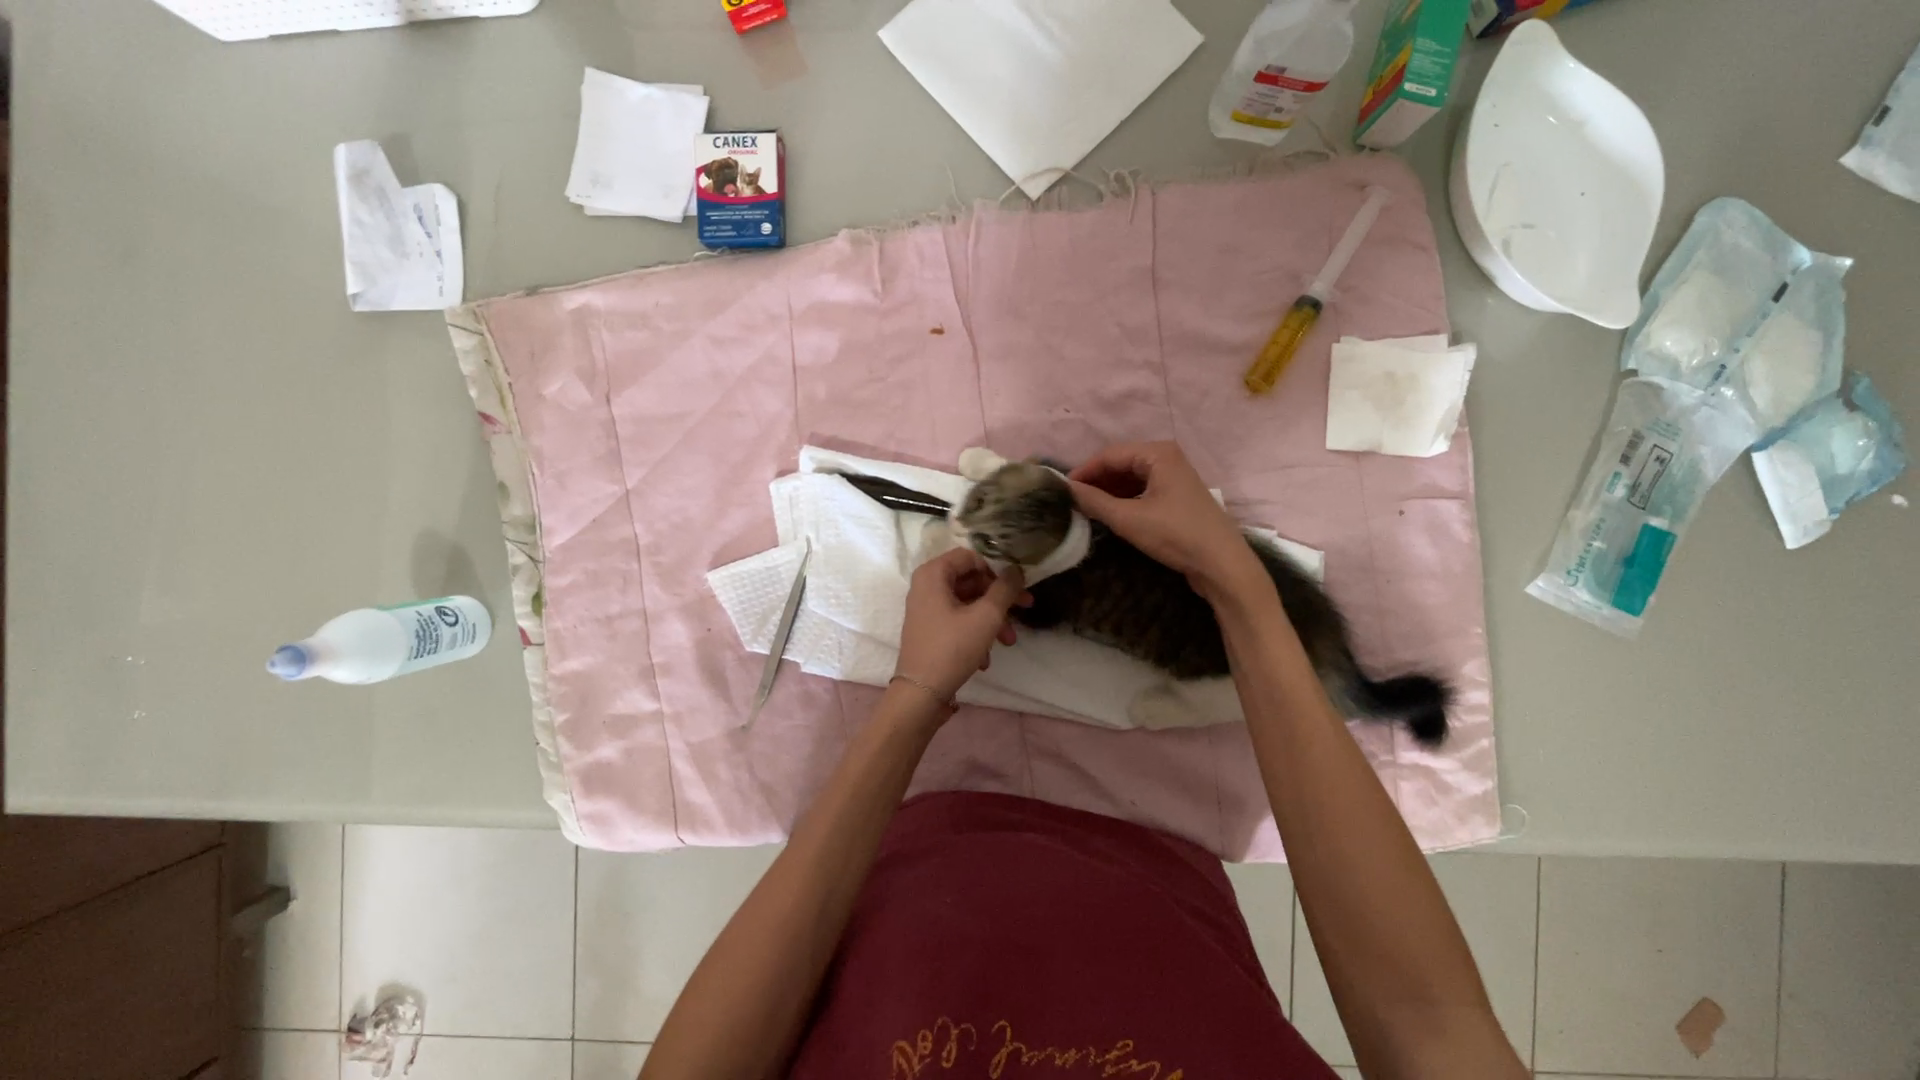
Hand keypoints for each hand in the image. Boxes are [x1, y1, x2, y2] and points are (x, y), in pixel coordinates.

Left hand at [895, 548, 1028, 704]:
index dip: (996, 569)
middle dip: (999, 599)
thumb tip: (1016, 570)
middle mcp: (926, 586)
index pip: (971, 556)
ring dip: (991, 620)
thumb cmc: (952, 648)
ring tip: (1008, 642)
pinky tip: (985, 659)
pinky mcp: (929, 630)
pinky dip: (975, 634)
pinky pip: (957, 621)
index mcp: (933, 574)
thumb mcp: (986, 616)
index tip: (1017, 586)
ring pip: (968, 604)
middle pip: (971, 581)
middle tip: (1025, 609)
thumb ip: (1005, 589)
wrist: (921, 693)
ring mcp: (926, 609)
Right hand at [1068, 441, 1264, 598]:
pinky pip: (1143, 491)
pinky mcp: (1178, 498)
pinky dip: (1124, 500)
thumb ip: (1094, 502)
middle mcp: (1167, 458)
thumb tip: (1065, 490)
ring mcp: (1175, 478)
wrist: (1222, 564)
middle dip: (1096, 481)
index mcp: (1158, 453)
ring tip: (1086, 510)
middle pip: (1121, 464)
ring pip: (1131, 479)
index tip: (1060, 490)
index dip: (1083, 471)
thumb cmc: (1175, 535)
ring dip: (1109, 492)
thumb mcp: (1129, 519)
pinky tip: (1110, 515)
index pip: (1109, 454)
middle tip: (1071, 501)